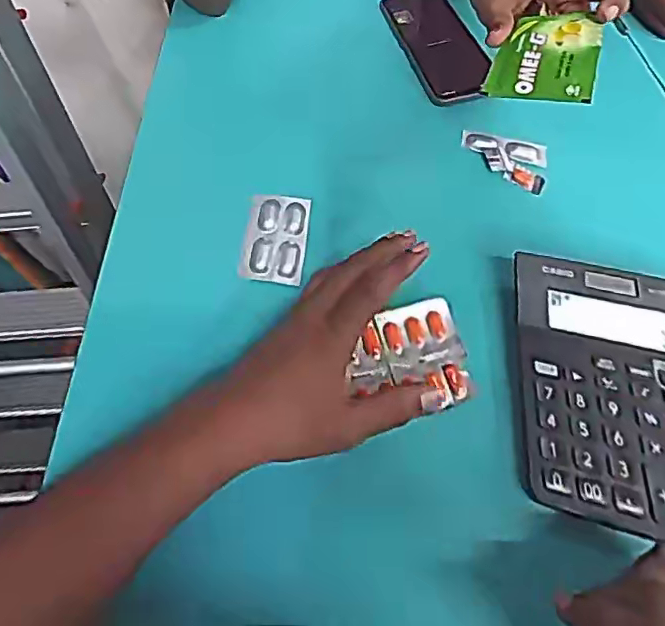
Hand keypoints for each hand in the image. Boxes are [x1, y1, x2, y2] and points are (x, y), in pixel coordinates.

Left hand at [203, 233, 443, 465]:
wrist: (232, 418)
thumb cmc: (290, 424)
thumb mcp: (347, 426)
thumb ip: (392, 408)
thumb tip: (432, 393)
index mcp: (333, 336)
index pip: (371, 290)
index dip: (397, 268)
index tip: (419, 251)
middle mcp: (315, 316)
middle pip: (351, 271)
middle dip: (382, 251)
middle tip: (409, 238)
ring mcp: (296, 316)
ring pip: (331, 273)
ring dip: (359, 256)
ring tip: (382, 248)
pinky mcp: (284, 323)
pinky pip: (318, 283)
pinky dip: (340, 269)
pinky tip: (343, 275)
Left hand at [467, 0, 629, 45]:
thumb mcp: (494, 0)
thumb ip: (497, 19)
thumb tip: (497, 38)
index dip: (615, 1)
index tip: (604, 16)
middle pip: (598, 16)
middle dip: (588, 36)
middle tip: (567, 49)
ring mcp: (561, 15)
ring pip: (578, 34)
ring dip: (568, 48)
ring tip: (549, 59)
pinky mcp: (551, 29)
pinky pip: (560, 42)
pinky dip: (553, 52)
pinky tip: (540, 62)